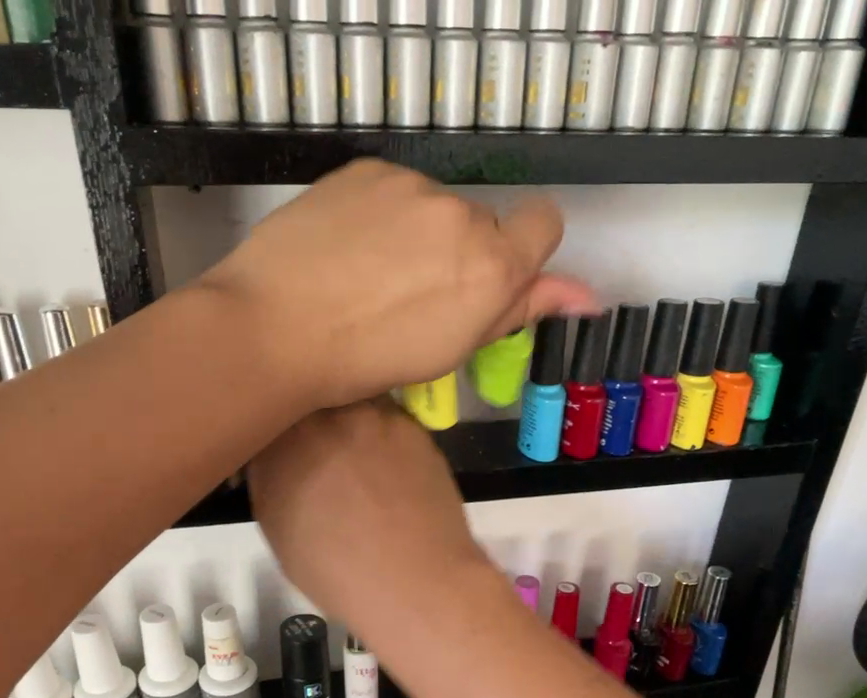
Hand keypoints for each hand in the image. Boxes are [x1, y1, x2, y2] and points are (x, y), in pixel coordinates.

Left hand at [196, 160, 597, 408]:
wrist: (276, 327)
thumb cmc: (369, 359)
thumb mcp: (454, 348)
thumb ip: (523, 310)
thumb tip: (590, 296)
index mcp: (493, 265)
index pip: (545, 223)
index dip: (523, 250)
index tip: (487, 277)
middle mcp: (462, 215)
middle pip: (480, 223)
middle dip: (459, 253)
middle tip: (411, 297)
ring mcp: (411, 186)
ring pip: (433, 207)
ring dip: (418, 233)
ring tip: (369, 276)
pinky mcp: (366, 170)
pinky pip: (391, 190)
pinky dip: (380, 214)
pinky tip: (346, 249)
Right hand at [249, 401, 494, 626]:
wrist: (414, 579)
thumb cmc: (335, 569)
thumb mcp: (276, 527)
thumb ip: (269, 477)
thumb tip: (275, 459)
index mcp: (281, 441)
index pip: (269, 416)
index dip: (275, 432)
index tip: (283, 453)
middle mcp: (326, 416)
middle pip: (312, 402)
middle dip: (313, 423)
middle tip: (321, 457)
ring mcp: (374, 416)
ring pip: (354, 404)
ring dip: (351, 424)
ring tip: (359, 464)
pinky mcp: (413, 427)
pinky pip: (390, 422)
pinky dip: (385, 439)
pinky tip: (392, 472)